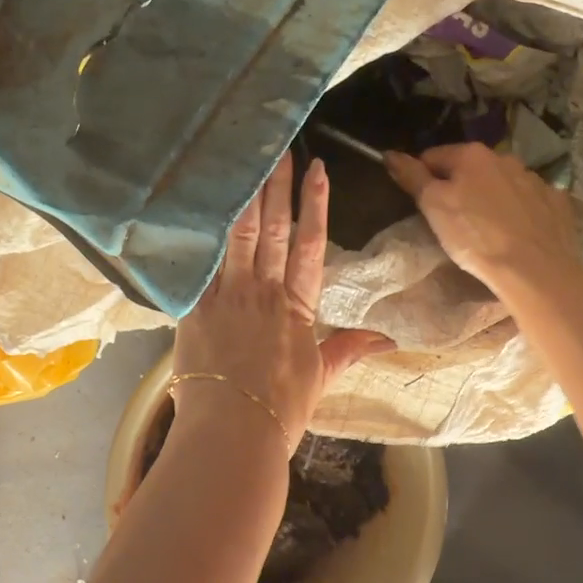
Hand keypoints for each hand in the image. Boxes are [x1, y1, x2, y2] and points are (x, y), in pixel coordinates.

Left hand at [173, 157, 393, 456]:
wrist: (232, 433)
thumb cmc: (279, 411)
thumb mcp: (320, 379)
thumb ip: (348, 350)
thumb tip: (387, 339)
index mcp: (296, 306)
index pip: (310, 244)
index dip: (316, 204)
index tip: (318, 170)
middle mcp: (264, 290)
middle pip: (273, 228)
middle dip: (278, 186)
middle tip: (279, 149)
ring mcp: (228, 293)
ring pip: (239, 233)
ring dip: (245, 196)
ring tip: (247, 163)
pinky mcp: (196, 304)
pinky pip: (200, 260)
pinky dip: (202, 231)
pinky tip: (200, 204)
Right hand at [385, 143, 582, 296]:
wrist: (537, 273)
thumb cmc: (476, 237)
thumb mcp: (433, 206)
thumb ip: (412, 176)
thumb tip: (390, 153)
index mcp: (472, 155)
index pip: (433, 157)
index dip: (423, 179)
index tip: (424, 204)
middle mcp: (506, 158)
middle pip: (471, 169)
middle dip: (461, 187)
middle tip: (455, 220)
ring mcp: (536, 180)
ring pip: (502, 184)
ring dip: (492, 198)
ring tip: (489, 230)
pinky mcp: (559, 204)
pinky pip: (531, 202)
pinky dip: (522, 211)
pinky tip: (519, 234)